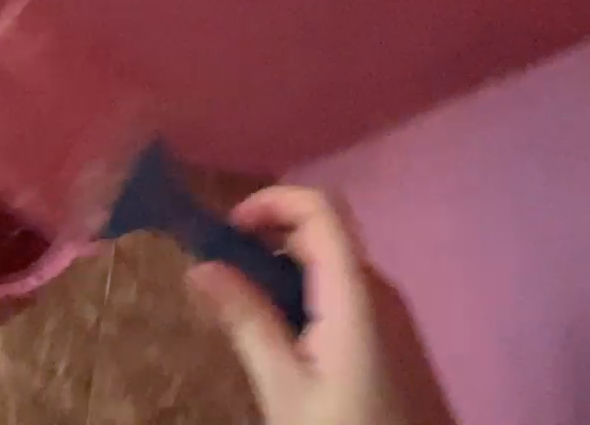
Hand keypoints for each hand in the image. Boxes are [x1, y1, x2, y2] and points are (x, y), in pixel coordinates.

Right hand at [186, 187, 455, 424]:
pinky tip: (283, 333)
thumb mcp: (285, 389)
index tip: (228, 230)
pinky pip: (340, 289)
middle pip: (319, 230)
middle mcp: (378, 288)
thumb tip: (199, 266)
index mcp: (355, 292)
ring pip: (327, 261)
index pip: (318, 207)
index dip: (270, 201)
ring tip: (244, 305)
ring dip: (280, 266)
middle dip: (265, 236)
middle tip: (223, 271)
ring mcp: (389, 312)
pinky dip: (303, 290)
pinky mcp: (390, 337)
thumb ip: (246, 320)